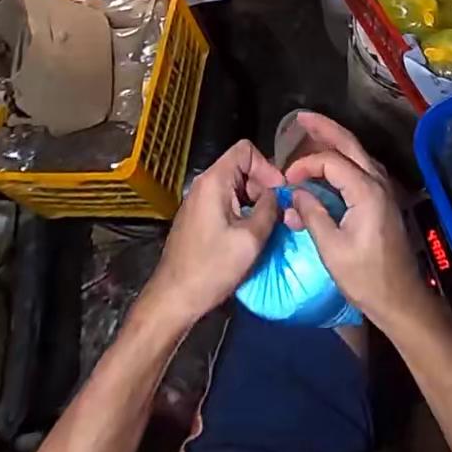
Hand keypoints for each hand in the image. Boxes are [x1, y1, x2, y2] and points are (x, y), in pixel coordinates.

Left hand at [140, 140, 285, 326]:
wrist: (172, 300)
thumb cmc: (211, 268)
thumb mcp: (250, 239)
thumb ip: (270, 209)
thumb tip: (279, 195)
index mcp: (214, 181)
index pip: (246, 150)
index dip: (267, 167)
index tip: (279, 192)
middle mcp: (204, 184)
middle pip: (242, 167)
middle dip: (264, 186)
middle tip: (279, 213)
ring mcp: (200, 201)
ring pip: (236, 186)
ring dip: (255, 201)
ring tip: (269, 225)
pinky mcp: (199, 218)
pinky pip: (227, 201)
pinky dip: (243, 211)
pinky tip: (251, 234)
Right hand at [284, 130, 429, 324]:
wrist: (400, 297)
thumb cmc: (366, 276)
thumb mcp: (332, 248)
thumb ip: (313, 215)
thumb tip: (296, 193)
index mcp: (366, 190)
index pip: (332, 161)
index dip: (305, 165)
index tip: (286, 180)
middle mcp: (378, 181)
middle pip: (350, 144)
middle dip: (325, 128)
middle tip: (301, 117)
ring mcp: (383, 188)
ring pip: (357, 153)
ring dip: (335, 140)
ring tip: (312, 131)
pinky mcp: (382, 198)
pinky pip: (361, 167)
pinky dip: (343, 158)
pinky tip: (330, 161)